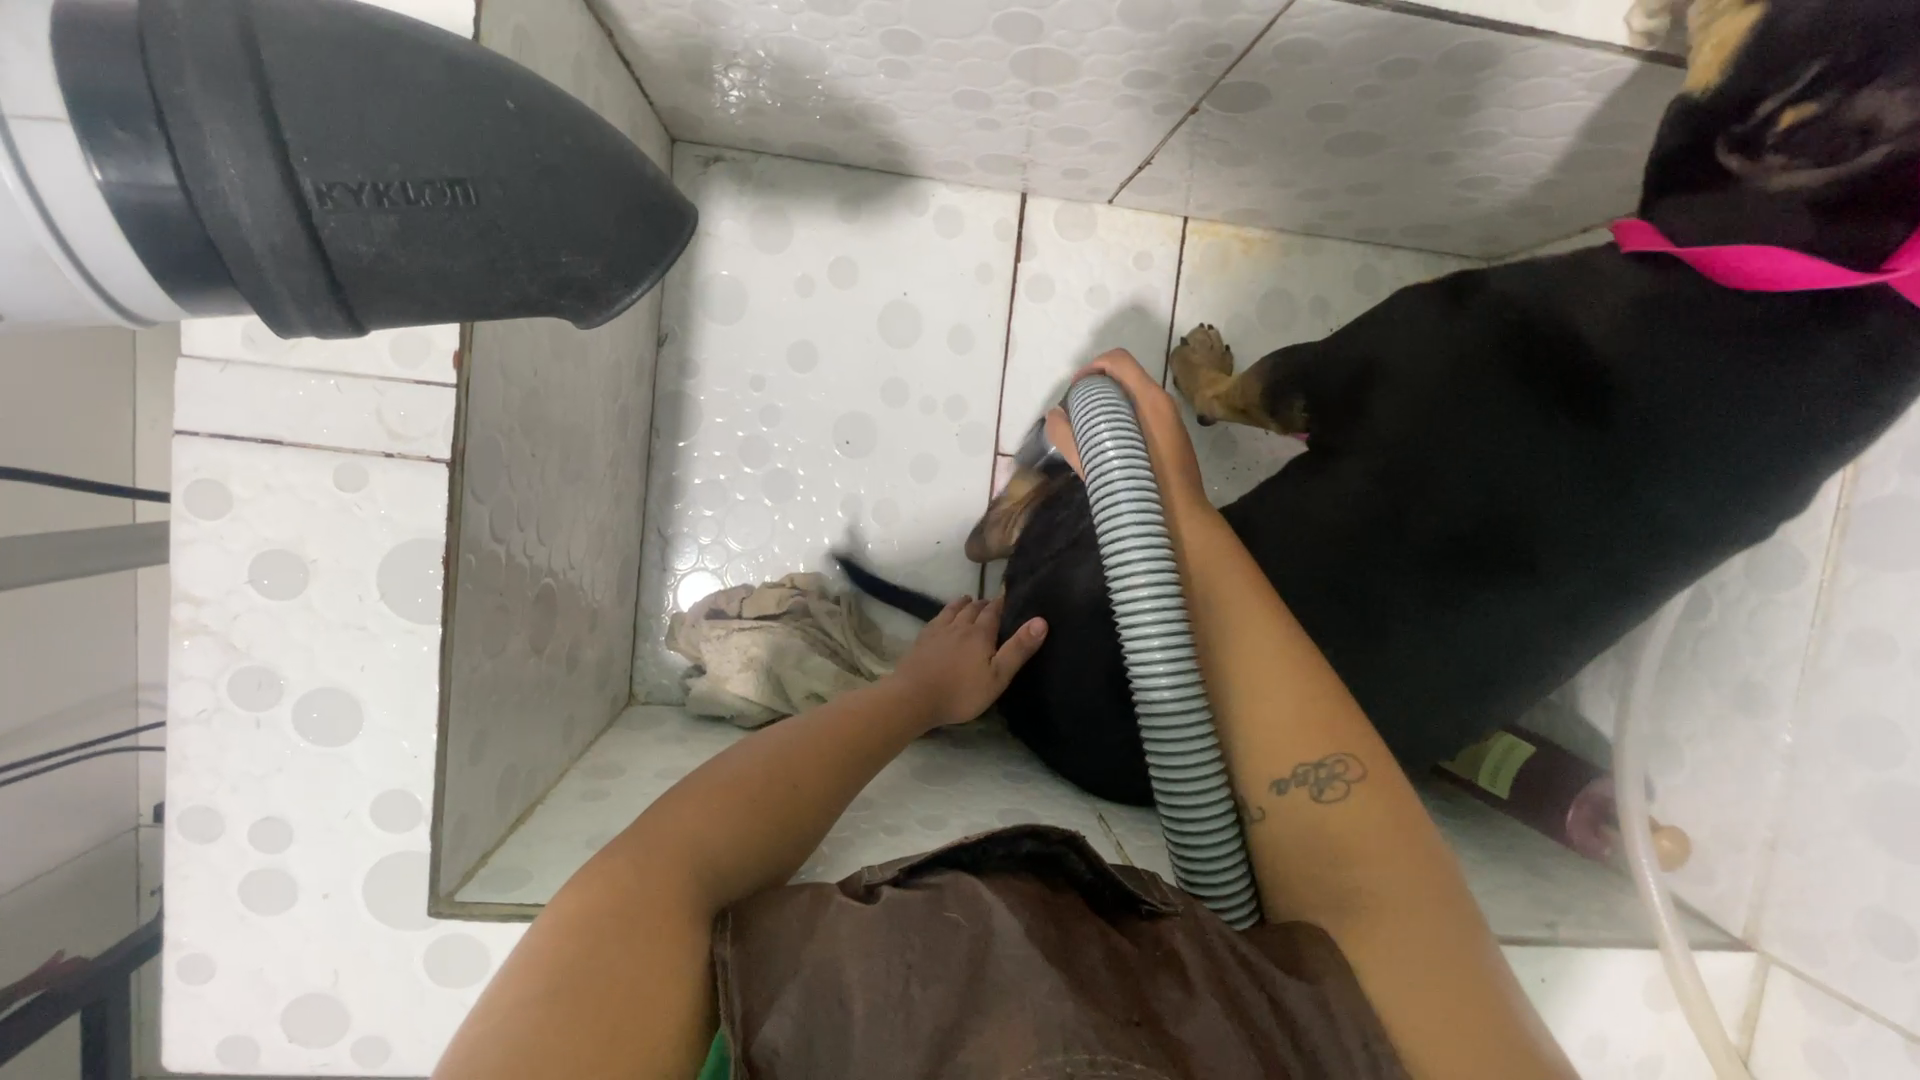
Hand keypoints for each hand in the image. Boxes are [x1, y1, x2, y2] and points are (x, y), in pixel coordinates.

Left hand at [889, 596, 1046, 727]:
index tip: (1008, 595)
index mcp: (980, 633)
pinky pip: (936, 619)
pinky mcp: (921, 640)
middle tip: (991, 602)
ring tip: (968, 600)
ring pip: (952, 610)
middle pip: (973, 608)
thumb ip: (1018, 649)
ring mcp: (937, 631)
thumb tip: (1041, 620)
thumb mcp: (997, 676)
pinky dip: (944, 613)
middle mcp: (959, 626)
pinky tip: (942, 619)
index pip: (994, 611)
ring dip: (963, 604)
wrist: (913, 698)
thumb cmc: (960, 692)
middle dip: (984, 604)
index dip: (1002, 603)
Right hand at [1044, 349, 1205, 504]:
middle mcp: (1163, 402)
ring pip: (1134, 393)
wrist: (1181, 519)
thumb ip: (1069, 438)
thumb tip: (1053, 416)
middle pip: (1125, 374)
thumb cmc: (1139, 491)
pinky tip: (1109, 442)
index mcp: (1150, 400)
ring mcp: (1170, 417)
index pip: (1117, 360)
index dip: (1090, 367)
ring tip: (1090, 426)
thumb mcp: (1095, 466)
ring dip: (1110, 401)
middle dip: (1097, 385)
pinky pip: (1143, 411)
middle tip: (1078, 410)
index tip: (1074, 391)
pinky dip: (1123, 415)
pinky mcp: (1171, 434)